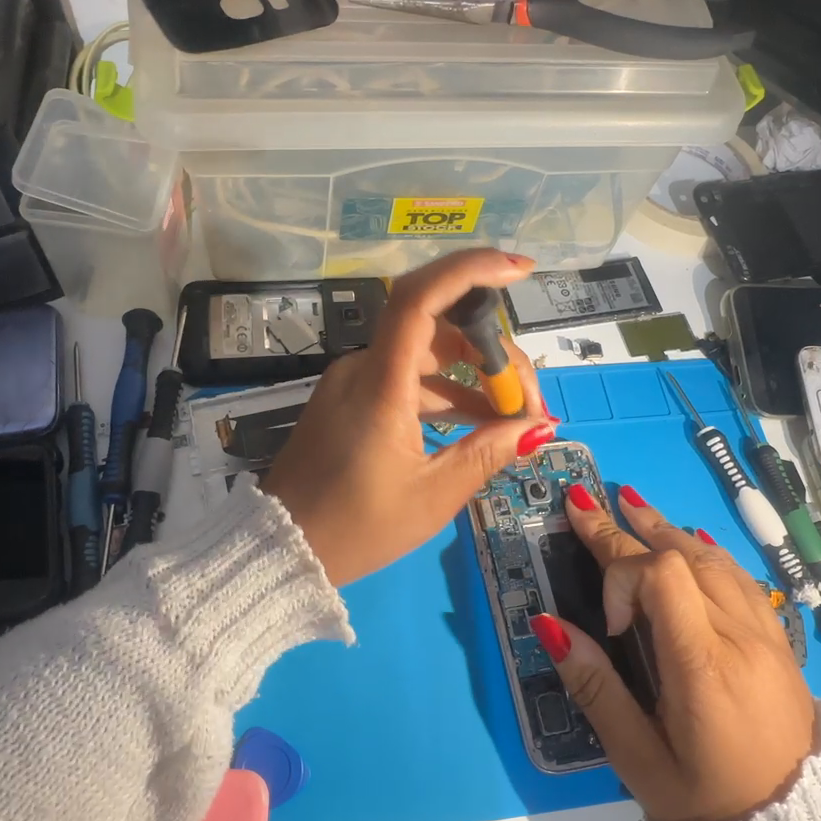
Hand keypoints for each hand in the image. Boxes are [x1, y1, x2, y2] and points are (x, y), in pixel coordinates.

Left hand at [262, 249, 556, 587]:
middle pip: (437, 328)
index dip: (471, 271)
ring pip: (426, 354)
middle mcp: (364, 368)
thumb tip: (538, 425)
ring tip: (515, 417)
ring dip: (474, 376)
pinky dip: (446, 393)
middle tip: (529, 398)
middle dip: (493, 351)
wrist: (282, 549)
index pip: (420, 298)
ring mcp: (355, 382)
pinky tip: (479, 423)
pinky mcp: (352, 400)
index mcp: (380, 383)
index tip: (520, 270)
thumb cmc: (357, 527)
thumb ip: (488, 452)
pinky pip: (407, 379)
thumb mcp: (433, 495)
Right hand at [532, 484, 816, 820]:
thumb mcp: (638, 758)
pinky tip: (692, 539)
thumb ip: (596, 688)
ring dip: (667, 529)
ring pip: (714, 561)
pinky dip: (708, 552)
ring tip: (630, 503)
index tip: (608, 622)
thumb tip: (550, 625)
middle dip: (628, 528)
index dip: (622, 577)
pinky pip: (742, 579)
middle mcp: (739, 636)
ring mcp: (765, 635)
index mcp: (703, 664)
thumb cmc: (704, 799)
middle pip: (683, 557)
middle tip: (585, 502)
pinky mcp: (778, 643)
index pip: (663, 576)